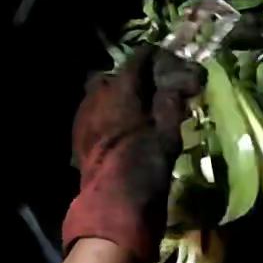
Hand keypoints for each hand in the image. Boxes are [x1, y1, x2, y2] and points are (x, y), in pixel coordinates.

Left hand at [62, 47, 201, 261]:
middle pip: (119, 73)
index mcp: (122, 88)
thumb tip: (182, 79)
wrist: (112, 205)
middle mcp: (98, 94)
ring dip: (122, 95)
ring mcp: (84, 113)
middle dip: (138, 78)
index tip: (175, 68)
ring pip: (104, 91)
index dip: (159, 59)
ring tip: (140, 110)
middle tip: (158, 91)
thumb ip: (172, 99)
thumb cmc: (146, 165)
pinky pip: (95, 110)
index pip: (141, 57)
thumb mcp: (168, 130)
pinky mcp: (79, 133)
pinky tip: (124, 128)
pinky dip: (110, 111)